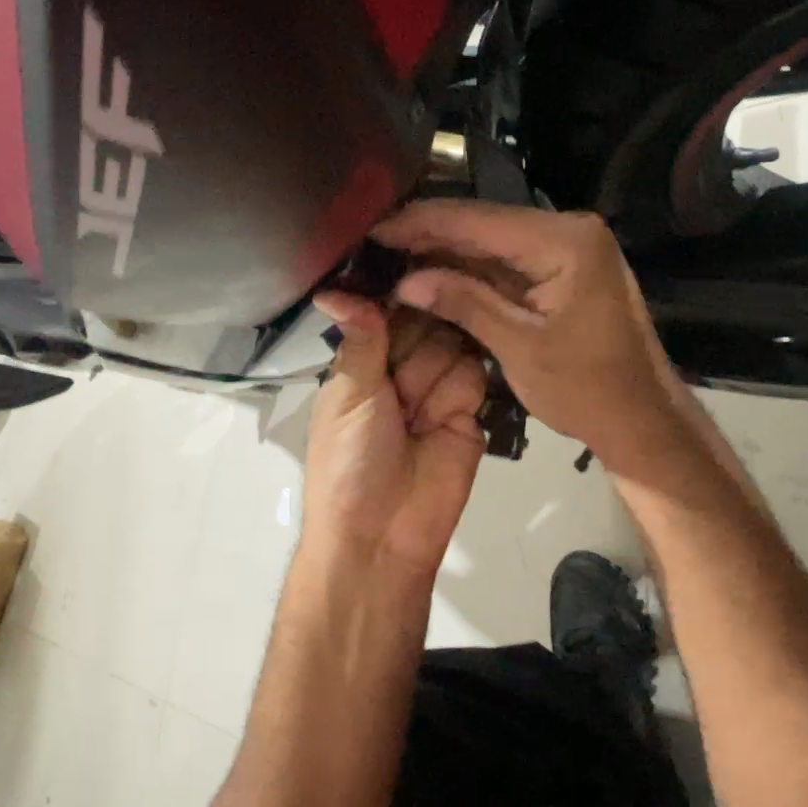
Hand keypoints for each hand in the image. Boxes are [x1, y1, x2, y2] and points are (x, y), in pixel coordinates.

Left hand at [300, 293, 489, 577]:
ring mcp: (439, 389)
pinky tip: (437, 417)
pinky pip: (475, 377)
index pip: (390, 309)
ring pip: (453, 343)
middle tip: (400, 377)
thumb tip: (332, 290)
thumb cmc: (349, 461)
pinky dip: (458, 391)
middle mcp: (404, 368)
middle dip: (417, 340)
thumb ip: (361, 337)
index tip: (412, 271)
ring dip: (432, 374)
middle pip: (428, 319)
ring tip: (412, 415)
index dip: (400, 295)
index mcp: (365, 360)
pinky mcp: (471, 413)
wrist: (381, 537)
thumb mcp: (348, 395)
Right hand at [372, 200, 687, 460]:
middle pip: (484, 225)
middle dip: (428, 235)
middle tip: (372, 244)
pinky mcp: (563, 269)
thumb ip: (464, 303)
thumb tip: (405, 281)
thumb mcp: (520, 346)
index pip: (478, 221)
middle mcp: (568, 230)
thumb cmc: (588, 389)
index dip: (421, 223)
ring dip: (445, 251)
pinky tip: (430, 272)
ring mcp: (568, 248)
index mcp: (565, 241)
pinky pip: (508, 262)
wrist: (643, 419)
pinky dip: (470, 269)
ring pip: (492, 242)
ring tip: (389, 255)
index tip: (373, 229)